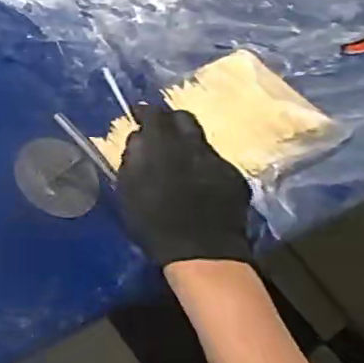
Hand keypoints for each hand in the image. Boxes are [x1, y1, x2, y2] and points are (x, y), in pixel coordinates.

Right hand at [115, 104, 253, 266]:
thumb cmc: (150, 221)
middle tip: (157, 131)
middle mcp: (196, 148)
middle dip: (170, 121)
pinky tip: (195, 182)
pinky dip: (201, 165)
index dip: (146, 111)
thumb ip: (133, 157)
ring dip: (186, 145)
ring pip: (200, 141)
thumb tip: (139, 136)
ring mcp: (220, 163)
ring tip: (175, 160)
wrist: (200, 252)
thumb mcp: (127, 188)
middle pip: (185, 119)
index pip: (156, 115)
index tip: (137, 112)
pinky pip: (214, 162)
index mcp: (164, 148)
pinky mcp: (236, 179)